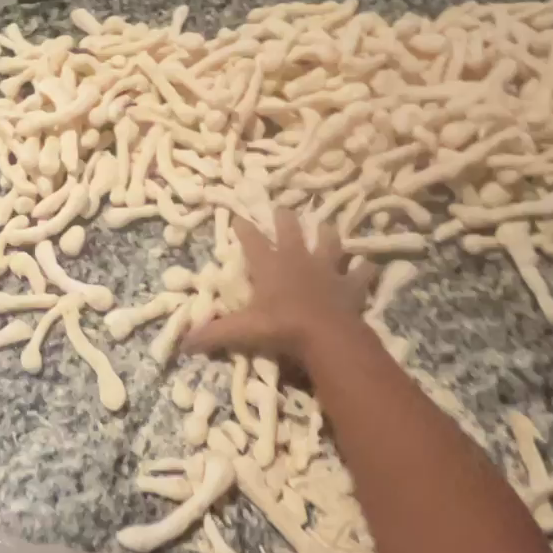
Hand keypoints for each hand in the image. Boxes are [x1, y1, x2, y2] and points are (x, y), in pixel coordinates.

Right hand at [184, 208, 373, 361]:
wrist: (326, 336)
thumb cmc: (280, 327)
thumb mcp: (241, 331)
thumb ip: (212, 335)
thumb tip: (183, 344)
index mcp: (268, 266)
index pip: (251, 241)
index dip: (243, 228)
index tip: (237, 216)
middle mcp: (296, 260)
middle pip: (290, 232)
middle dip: (285, 219)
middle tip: (283, 208)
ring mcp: (326, 270)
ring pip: (329, 244)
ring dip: (327, 235)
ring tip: (328, 227)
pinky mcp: (350, 285)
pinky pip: (360, 273)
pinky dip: (364, 269)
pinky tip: (369, 265)